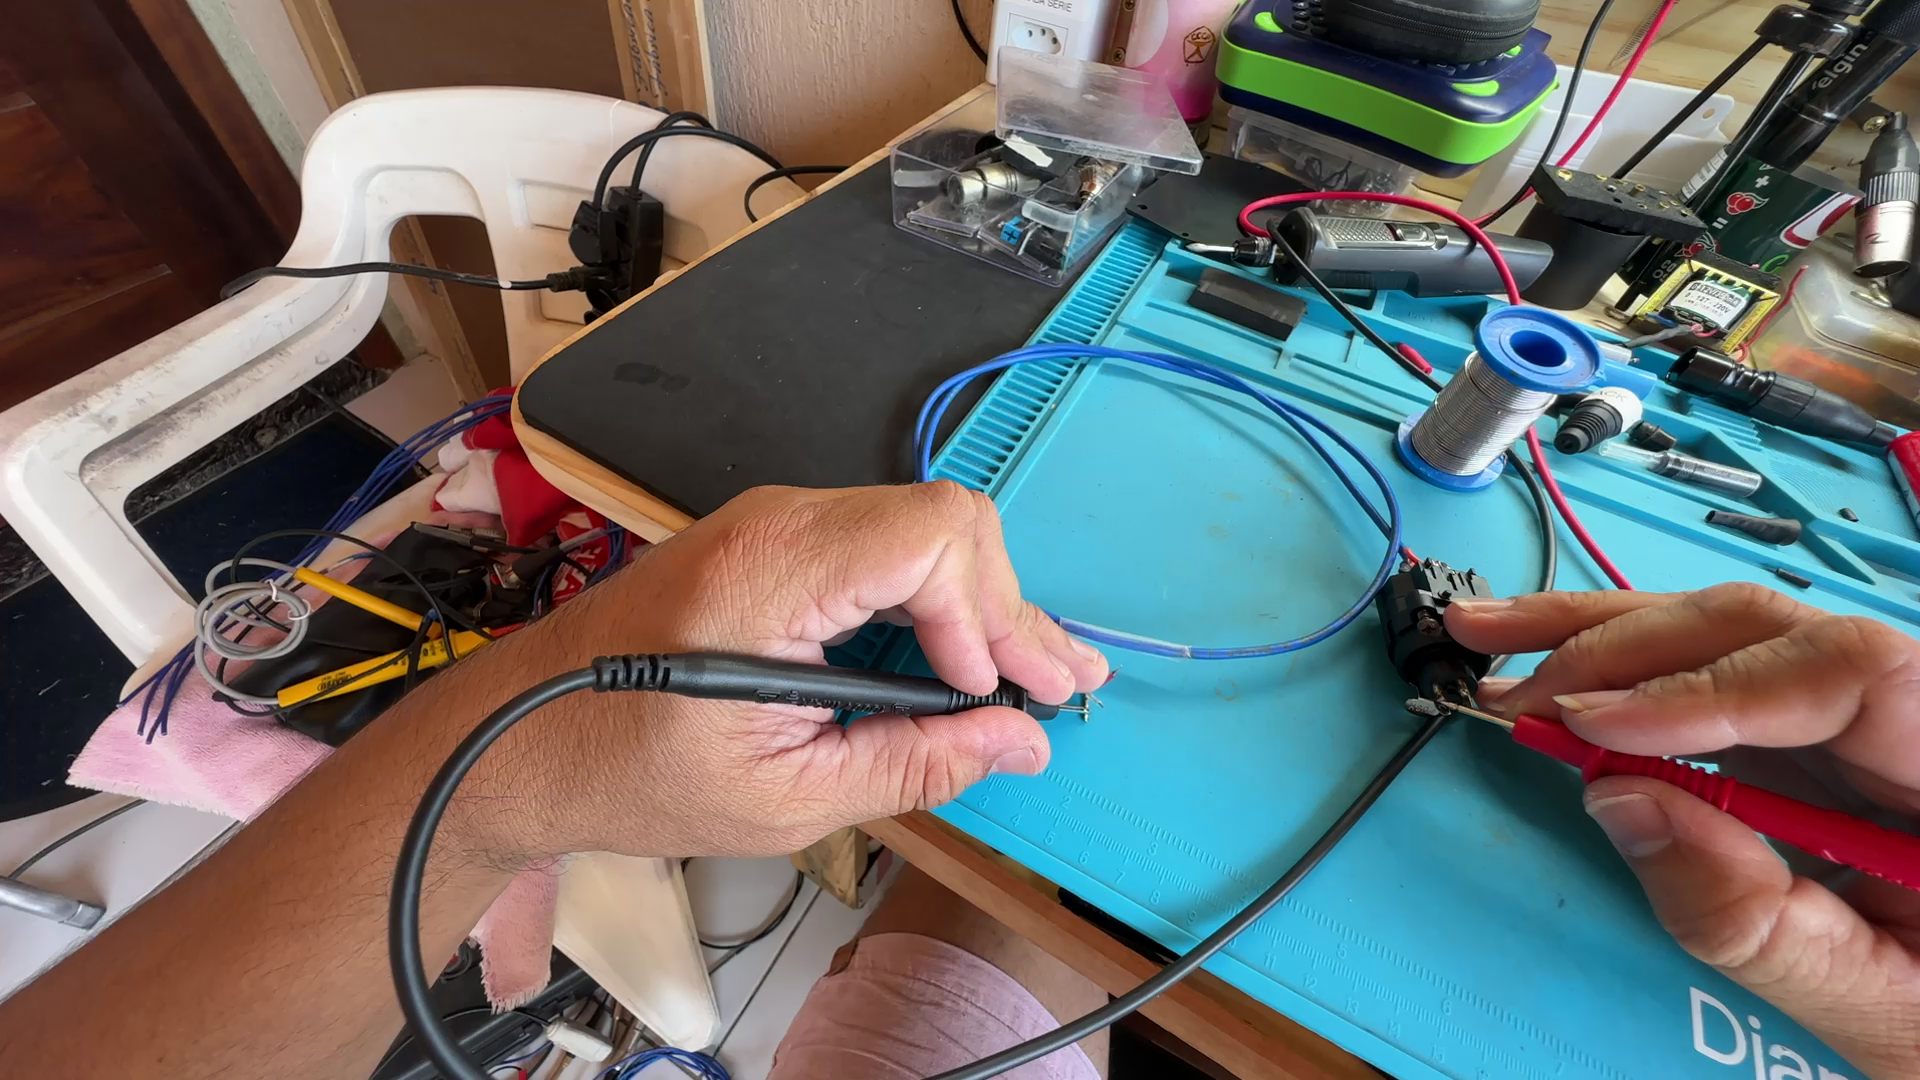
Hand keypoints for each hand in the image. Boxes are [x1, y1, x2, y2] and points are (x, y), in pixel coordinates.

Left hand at [454, 482, 1107, 860]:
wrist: (523, 733)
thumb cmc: (636, 774)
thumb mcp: (785, 797)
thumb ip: (917, 763)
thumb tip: (1024, 741)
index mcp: (775, 569)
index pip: (930, 535)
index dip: (984, 612)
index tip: (989, 692)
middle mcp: (785, 519)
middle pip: (946, 521)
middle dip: (1008, 608)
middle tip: (1058, 682)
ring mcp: (782, 521)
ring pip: (927, 530)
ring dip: (985, 604)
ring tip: (1035, 669)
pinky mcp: (784, 541)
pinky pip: (890, 548)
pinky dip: (940, 600)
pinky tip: (970, 649)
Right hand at [1448, 584, 1919, 1076]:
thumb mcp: (1872, 1009)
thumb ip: (1750, 916)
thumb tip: (1613, 796)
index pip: (1846, 672)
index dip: (1705, 686)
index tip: (1588, 726)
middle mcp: (1912, 716)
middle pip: (1753, 626)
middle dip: (1613, 649)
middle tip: (1512, 695)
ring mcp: (1838, 711)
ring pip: (1703, 624)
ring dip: (1577, 631)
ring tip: (1480, 632)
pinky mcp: (1777, 723)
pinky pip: (1676, 663)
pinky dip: (1587, 656)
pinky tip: (1524, 659)